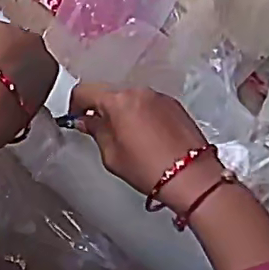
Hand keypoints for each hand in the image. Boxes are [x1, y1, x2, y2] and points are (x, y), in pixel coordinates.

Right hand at [67, 83, 223, 212]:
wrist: (193, 178)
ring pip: (130, 98)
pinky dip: (140, 114)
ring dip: (122, 112)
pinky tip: (144, 137)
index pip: (85, 91)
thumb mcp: (112, 154)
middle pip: (109, 93)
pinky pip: (148, 104)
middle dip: (100, 109)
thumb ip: (96, 131)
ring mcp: (159, 97)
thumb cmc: (150, 169)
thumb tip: (88, 121)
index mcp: (119, 101)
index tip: (76, 117)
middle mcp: (139, 92)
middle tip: (98, 130)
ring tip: (124, 137)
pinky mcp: (175, 106)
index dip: (75, 105)